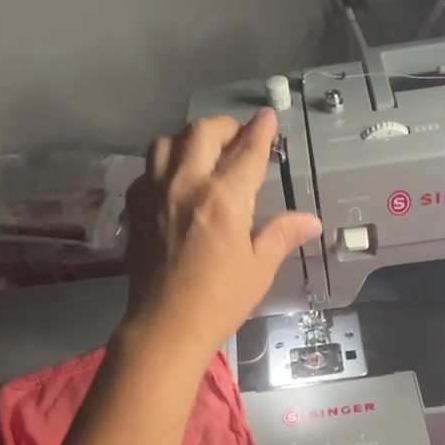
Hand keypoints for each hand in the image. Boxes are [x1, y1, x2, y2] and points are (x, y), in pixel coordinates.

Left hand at [120, 109, 321, 360]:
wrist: (166, 326)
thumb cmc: (219, 301)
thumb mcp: (258, 270)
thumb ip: (280, 235)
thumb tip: (309, 220)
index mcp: (224, 198)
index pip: (247, 151)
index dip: (261, 132)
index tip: (268, 117)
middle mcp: (186, 184)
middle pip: (203, 133)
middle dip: (224, 128)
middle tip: (237, 138)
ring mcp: (155, 194)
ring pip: (166, 143)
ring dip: (188, 140)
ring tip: (202, 153)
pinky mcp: (135, 209)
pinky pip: (146, 171)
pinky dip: (162, 166)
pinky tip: (173, 182)